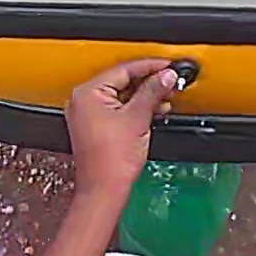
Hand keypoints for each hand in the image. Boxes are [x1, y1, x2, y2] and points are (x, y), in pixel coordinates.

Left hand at [66, 59, 179, 200]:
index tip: (168, 66)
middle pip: (122, 81)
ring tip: (167, 96)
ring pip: (122, 95)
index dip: (150, 66)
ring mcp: (88, 113)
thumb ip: (153, 92)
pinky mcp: (96, 125)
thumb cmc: (111, 160)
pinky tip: (155, 109)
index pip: (123, 69)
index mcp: (88, 93)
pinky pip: (118, 108)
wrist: (104, 190)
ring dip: (146, 96)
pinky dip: (136, 108)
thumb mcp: (137, 118)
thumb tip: (166, 75)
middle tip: (171, 81)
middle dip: (150, 82)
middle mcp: (84, 100)